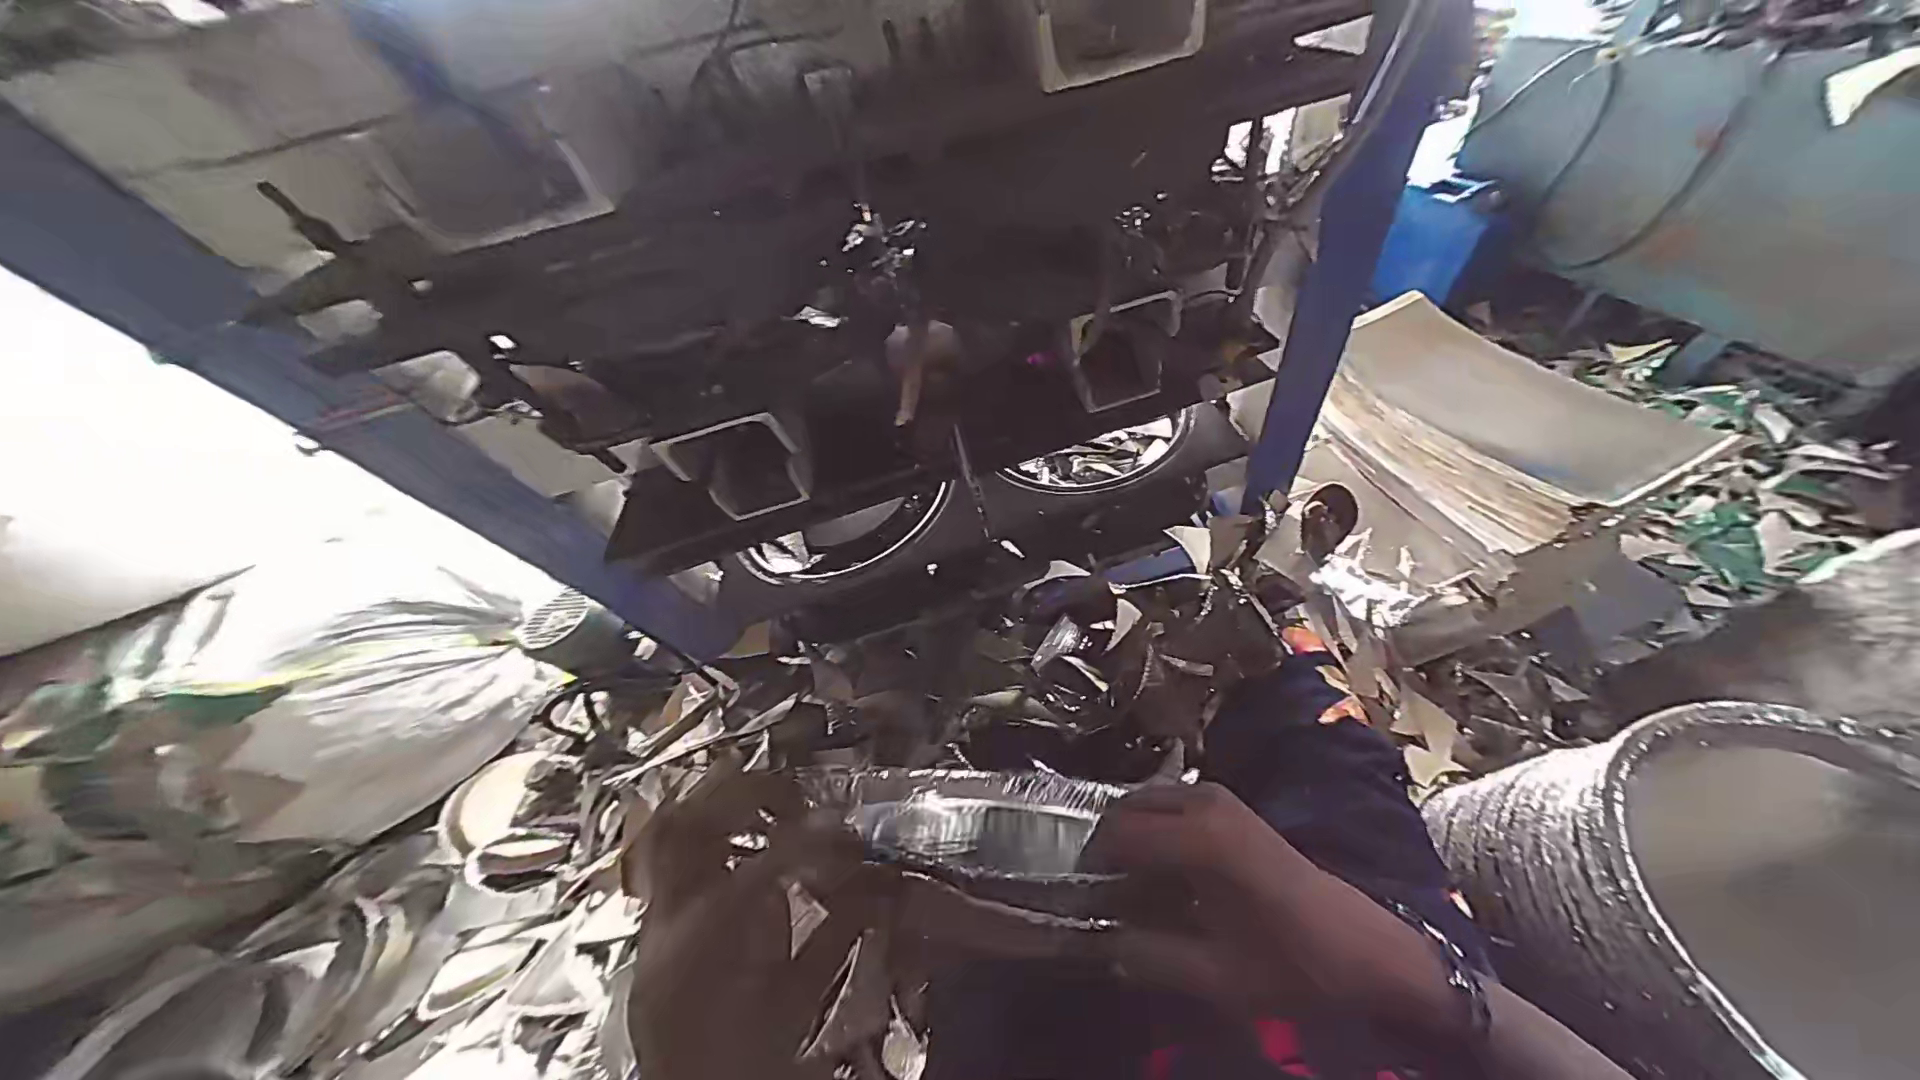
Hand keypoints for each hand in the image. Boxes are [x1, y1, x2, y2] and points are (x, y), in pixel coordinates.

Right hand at [1085, 783, 1458, 1032]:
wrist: (1362, 945)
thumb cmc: (1294, 962)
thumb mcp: (1218, 976)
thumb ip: (1149, 957)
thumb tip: (1099, 940)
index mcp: (1200, 837)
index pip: (1119, 836)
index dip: (1093, 864)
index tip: (1082, 895)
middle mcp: (1201, 801)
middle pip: (1125, 811)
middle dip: (1107, 846)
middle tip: (1102, 890)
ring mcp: (1214, 795)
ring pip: (1143, 802)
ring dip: (1128, 836)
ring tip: (1129, 883)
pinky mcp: (1224, 801)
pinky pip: (1166, 803)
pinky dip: (1150, 828)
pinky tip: (1160, 869)